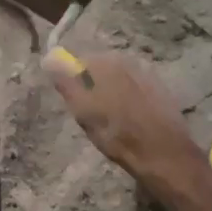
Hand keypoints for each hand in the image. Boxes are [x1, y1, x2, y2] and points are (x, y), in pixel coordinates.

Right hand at [44, 49, 206, 182]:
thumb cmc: (116, 134)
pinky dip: (128, 100)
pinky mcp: (161, 91)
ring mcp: (147, 75)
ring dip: (111, 93)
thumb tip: (49, 57)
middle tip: (89, 113)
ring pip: (119, 80)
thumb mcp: (83, 110)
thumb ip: (66, 81)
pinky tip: (129, 119)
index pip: (79, 62)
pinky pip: (135, 89)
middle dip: (92, 85)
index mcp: (107, 62)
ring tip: (109, 118)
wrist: (163, 154)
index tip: (72, 100)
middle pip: (100, 69)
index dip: (72, 80)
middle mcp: (129, 61)